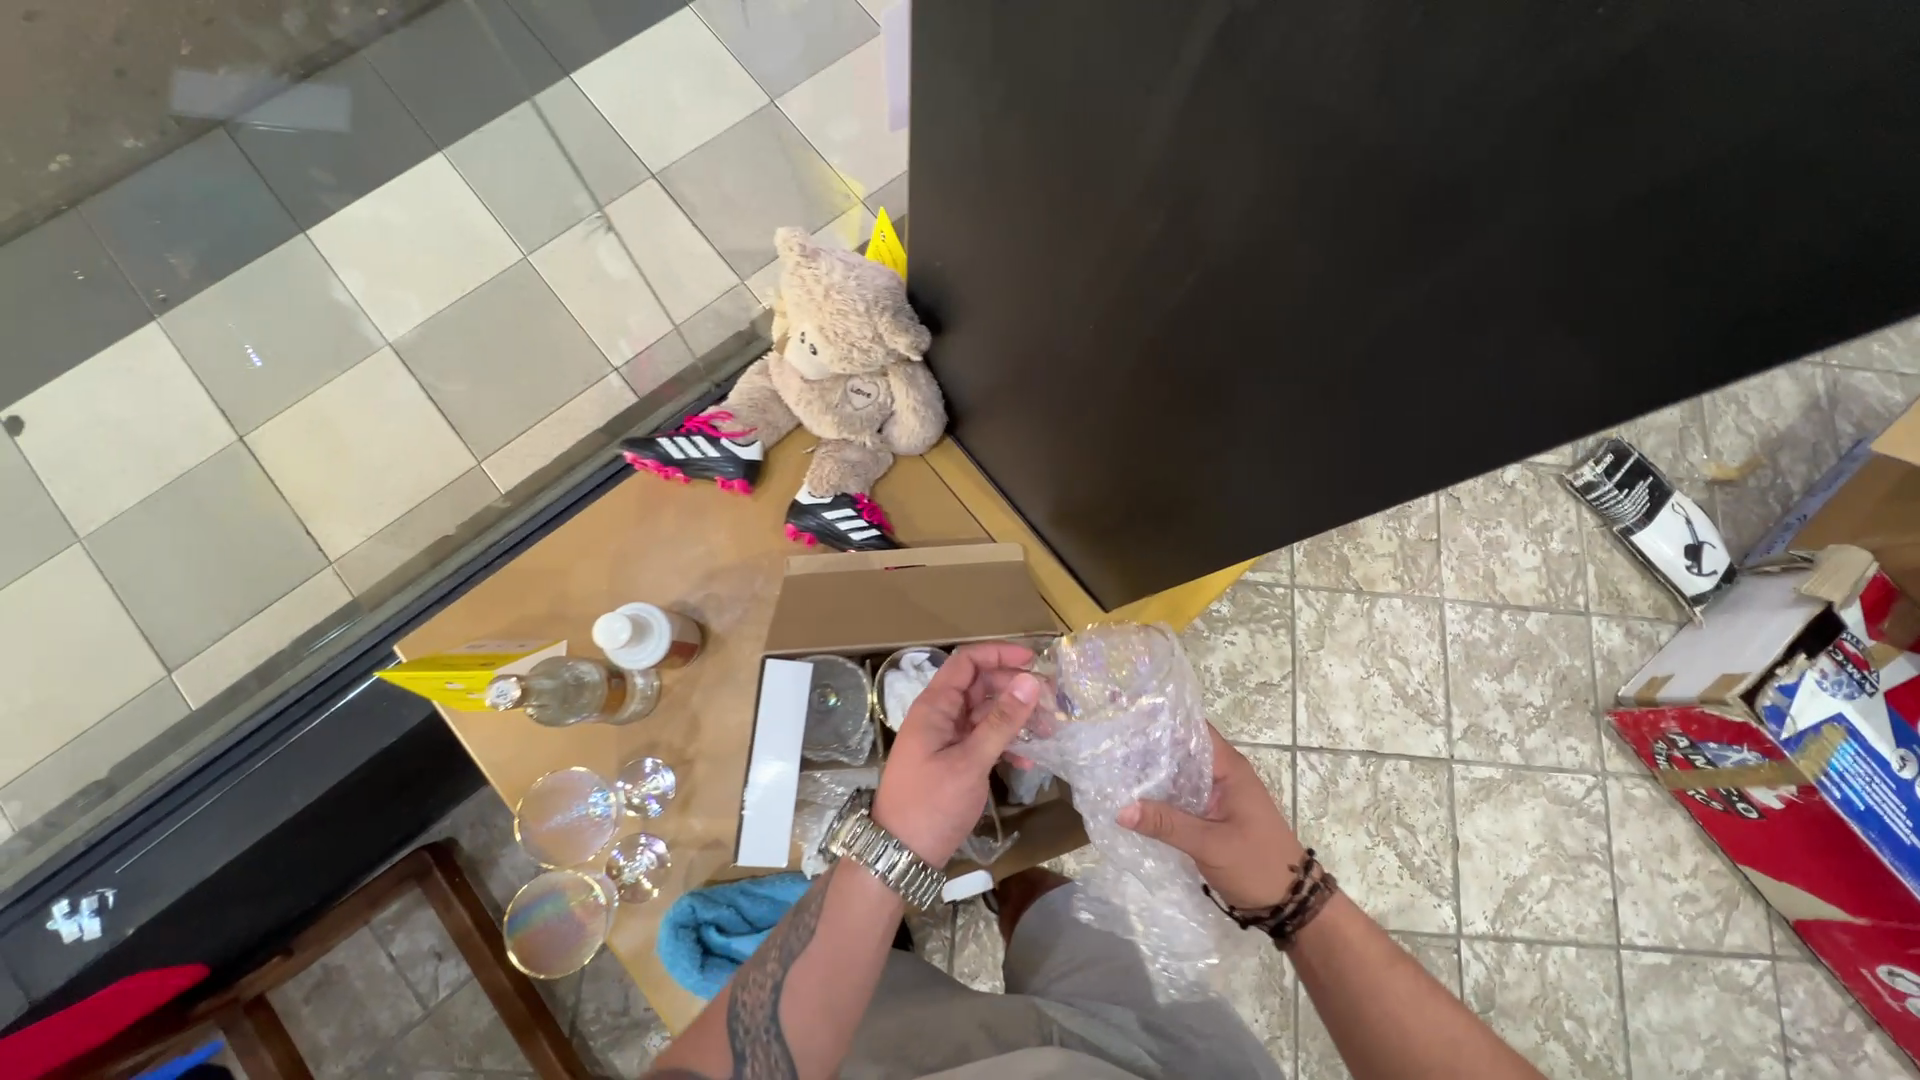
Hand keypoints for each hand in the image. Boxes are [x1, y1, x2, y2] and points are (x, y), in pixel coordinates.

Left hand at [872, 642, 1040, 864]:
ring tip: (1048, 730)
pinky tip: (1029, 760)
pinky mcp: (952, 760)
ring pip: (984, 713)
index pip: (966, 661)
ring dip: (1015, 718)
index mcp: (934, 706)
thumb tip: (1030, 680)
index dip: (999, 654)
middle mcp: (938, 715)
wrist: (900, 853)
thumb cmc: (931, 804)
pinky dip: (1005, 743)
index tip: (1034, 660)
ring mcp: (945, 738)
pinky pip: (982, 739)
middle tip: (1050, 701)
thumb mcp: (970, 762)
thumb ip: (1001, 721)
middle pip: (979, 685)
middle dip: (1014, 688)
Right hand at [1117, 724, 1307, 908]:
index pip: (1192, 728)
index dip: (1161, 719)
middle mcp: (1222, 774)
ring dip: (1151, 772)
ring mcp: (1216, 795)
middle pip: (1181, 749)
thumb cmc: (1257, 865)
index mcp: (1229, 768)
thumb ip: (1166, 824)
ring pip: (1178, 774)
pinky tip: (1131, 797)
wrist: (1289, 905)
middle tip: (1109, 742)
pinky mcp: (1209, 815)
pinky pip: (1180, 795)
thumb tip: (1120, 809)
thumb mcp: (1210, 845)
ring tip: (1110, 764)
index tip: (1126, 717)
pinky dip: (1159, 795)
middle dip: (1148, 745)